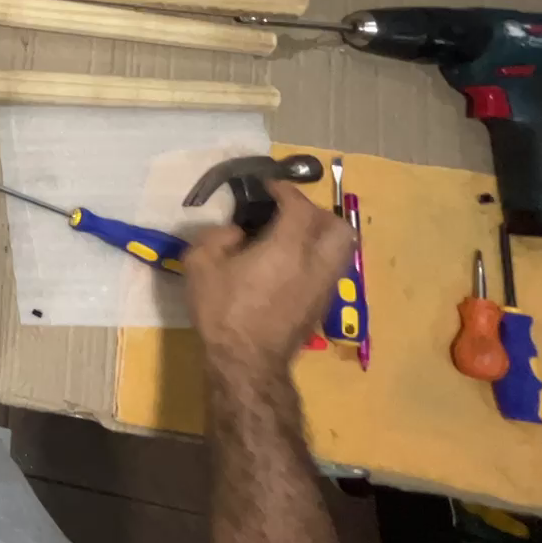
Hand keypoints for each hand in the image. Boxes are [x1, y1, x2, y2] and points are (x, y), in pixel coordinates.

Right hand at [184, 181, 353, 379]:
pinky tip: (287, 258)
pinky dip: (317, 251)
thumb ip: (217, 238)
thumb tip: (236, 232)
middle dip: (315, 210)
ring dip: (321, 232)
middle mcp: (315, 263)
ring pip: (342, 247)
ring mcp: (325, 284)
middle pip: (338, 226)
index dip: (285, 191)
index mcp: (285, 249)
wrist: (247, 356)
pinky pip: (331, 264)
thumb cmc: (220, 307)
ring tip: (290, 232)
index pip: (300, 208)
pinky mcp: (324, 301)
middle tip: (286, 208)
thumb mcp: (199, 264)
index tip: (267, 186)